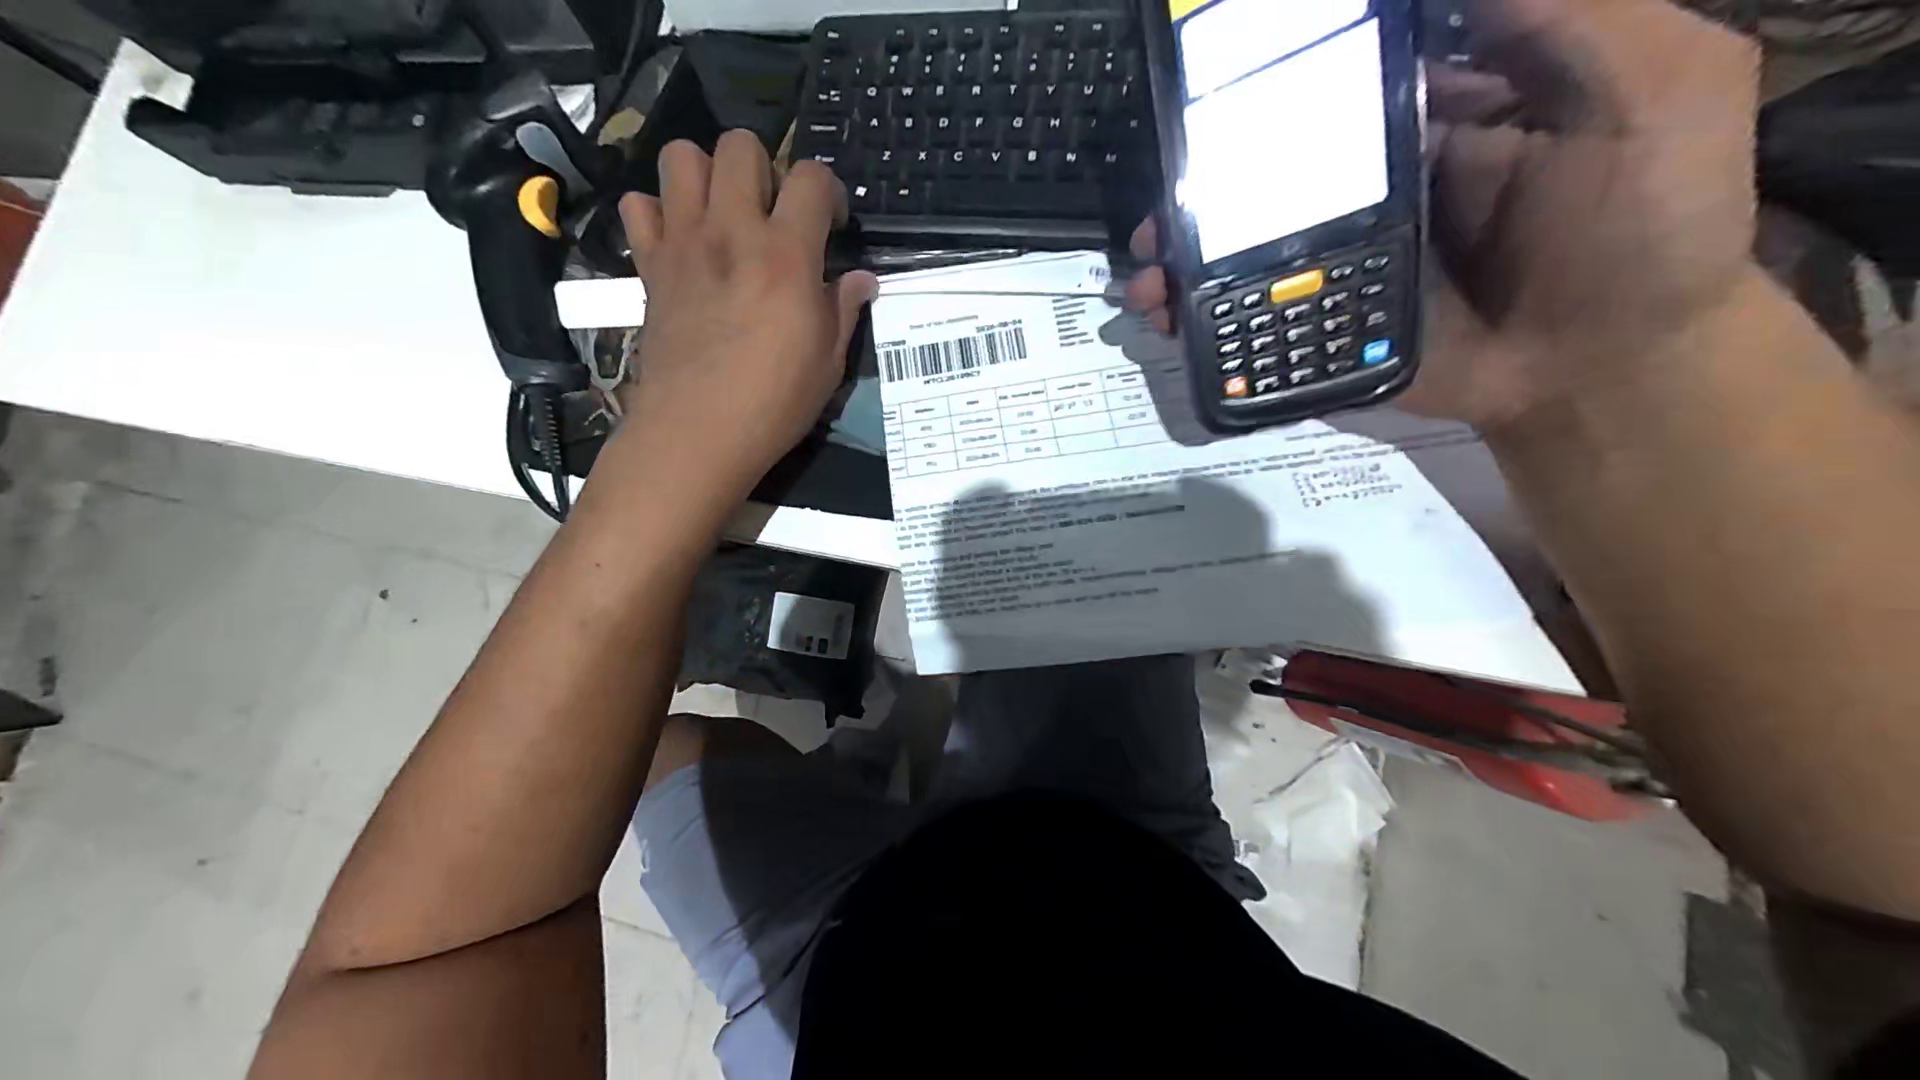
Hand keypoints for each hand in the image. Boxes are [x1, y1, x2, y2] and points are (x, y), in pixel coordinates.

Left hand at [614, 131, 876, 499]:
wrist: (697, 432)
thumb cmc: (774, 403)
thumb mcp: (829, 362)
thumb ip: (844, 310)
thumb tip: (860, 280)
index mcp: (786, 255)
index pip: (812, 178)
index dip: (829, 191)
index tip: (833, 224)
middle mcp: (732, 232)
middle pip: (740, 146)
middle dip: (765, 167)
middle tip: (774, 213)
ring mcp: (683, 244)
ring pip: (681, 157)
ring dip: (708, 175)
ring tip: (725, 215)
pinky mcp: (650, 266)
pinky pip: (638, 206)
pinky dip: (658, 213)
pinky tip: (681, 242)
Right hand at [1125, 0, 1758, 432]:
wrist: (1604, 370)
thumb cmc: (1644, 226)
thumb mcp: (1648, 85)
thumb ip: (1561, 16)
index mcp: (1430, 124)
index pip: (1333, 92)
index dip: (1269, 88)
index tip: (1209, 91)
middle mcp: (1372, 192)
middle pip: (1267, 178)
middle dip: (1201, 186)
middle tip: (1156, 201)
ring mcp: (1344, 266)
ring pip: (1248, 252)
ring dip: (1185, 258)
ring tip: (1147, 273)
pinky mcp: (1329, 327)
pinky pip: (1255, 317)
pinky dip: (1204, 318)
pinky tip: (1169, 316)